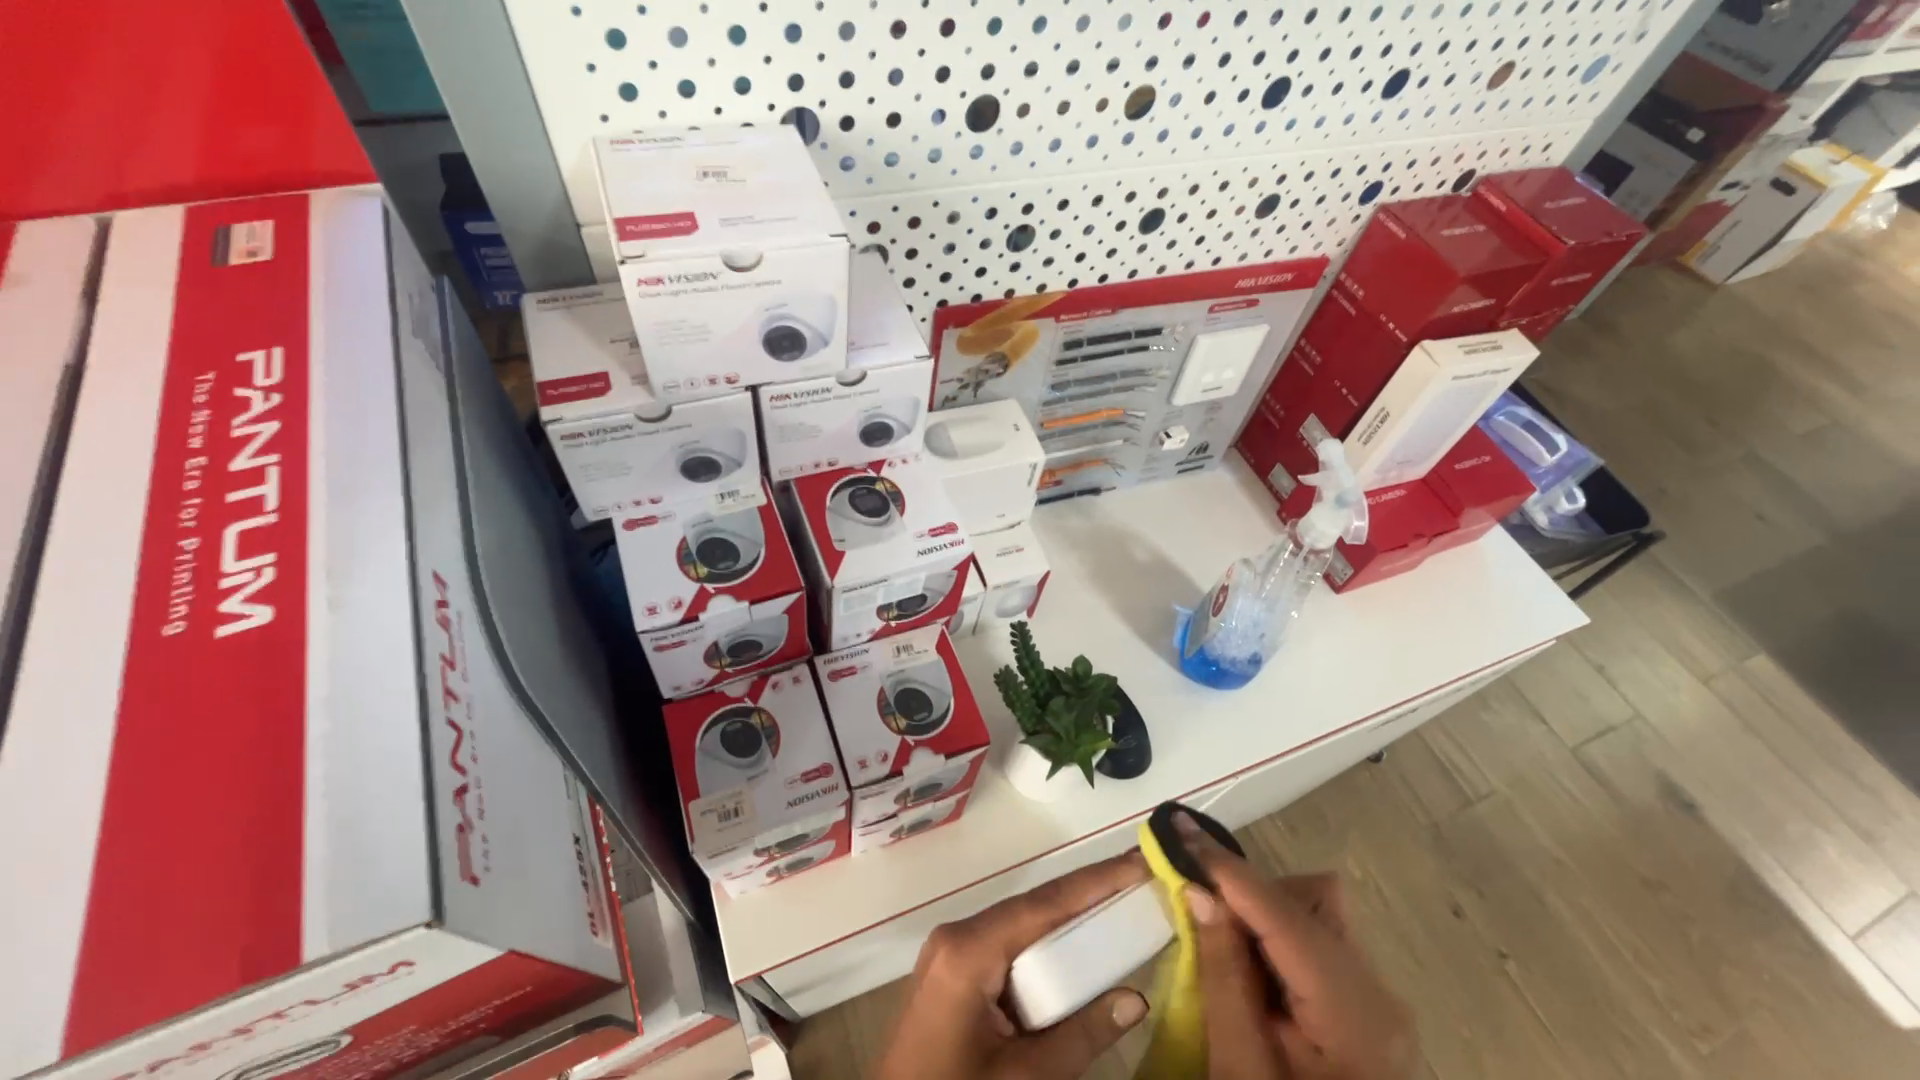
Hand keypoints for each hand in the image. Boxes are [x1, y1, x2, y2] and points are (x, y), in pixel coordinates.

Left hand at [869, 852, 1153, 1079]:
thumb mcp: (1024, 1077)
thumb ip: (1082, 1035)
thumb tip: (1138, 997)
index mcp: (968, 950)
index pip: (1045, 903)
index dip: (1097, 880)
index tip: (1141, 858)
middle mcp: (956, 937)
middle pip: (1034, 908)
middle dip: (1088, 896)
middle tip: (1141, 882)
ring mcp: (950, 954)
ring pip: (1022, 926)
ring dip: (1069, 922)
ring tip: (1121, 911)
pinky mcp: (953, 974)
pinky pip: (1008, 948)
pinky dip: (1046, 950)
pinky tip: (1079, 954)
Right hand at [1179, 817, 1416, 1079]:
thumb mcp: (1238, 1064)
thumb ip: (1222, 973)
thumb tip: (1199, 891)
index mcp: (1352, 1012)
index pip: (1283, 915)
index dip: (1227, 867)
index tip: (1179, 827)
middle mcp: (1378, 993)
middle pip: (1313, 901)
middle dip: (1250, 893)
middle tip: (1196, 910)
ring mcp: (1378, 1000)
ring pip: (1318, 915)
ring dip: (1262, 915)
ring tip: (1223, 955)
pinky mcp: (1368, 1008)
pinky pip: (1319, 945)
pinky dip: (1277, 941)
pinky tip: (1250, 977)